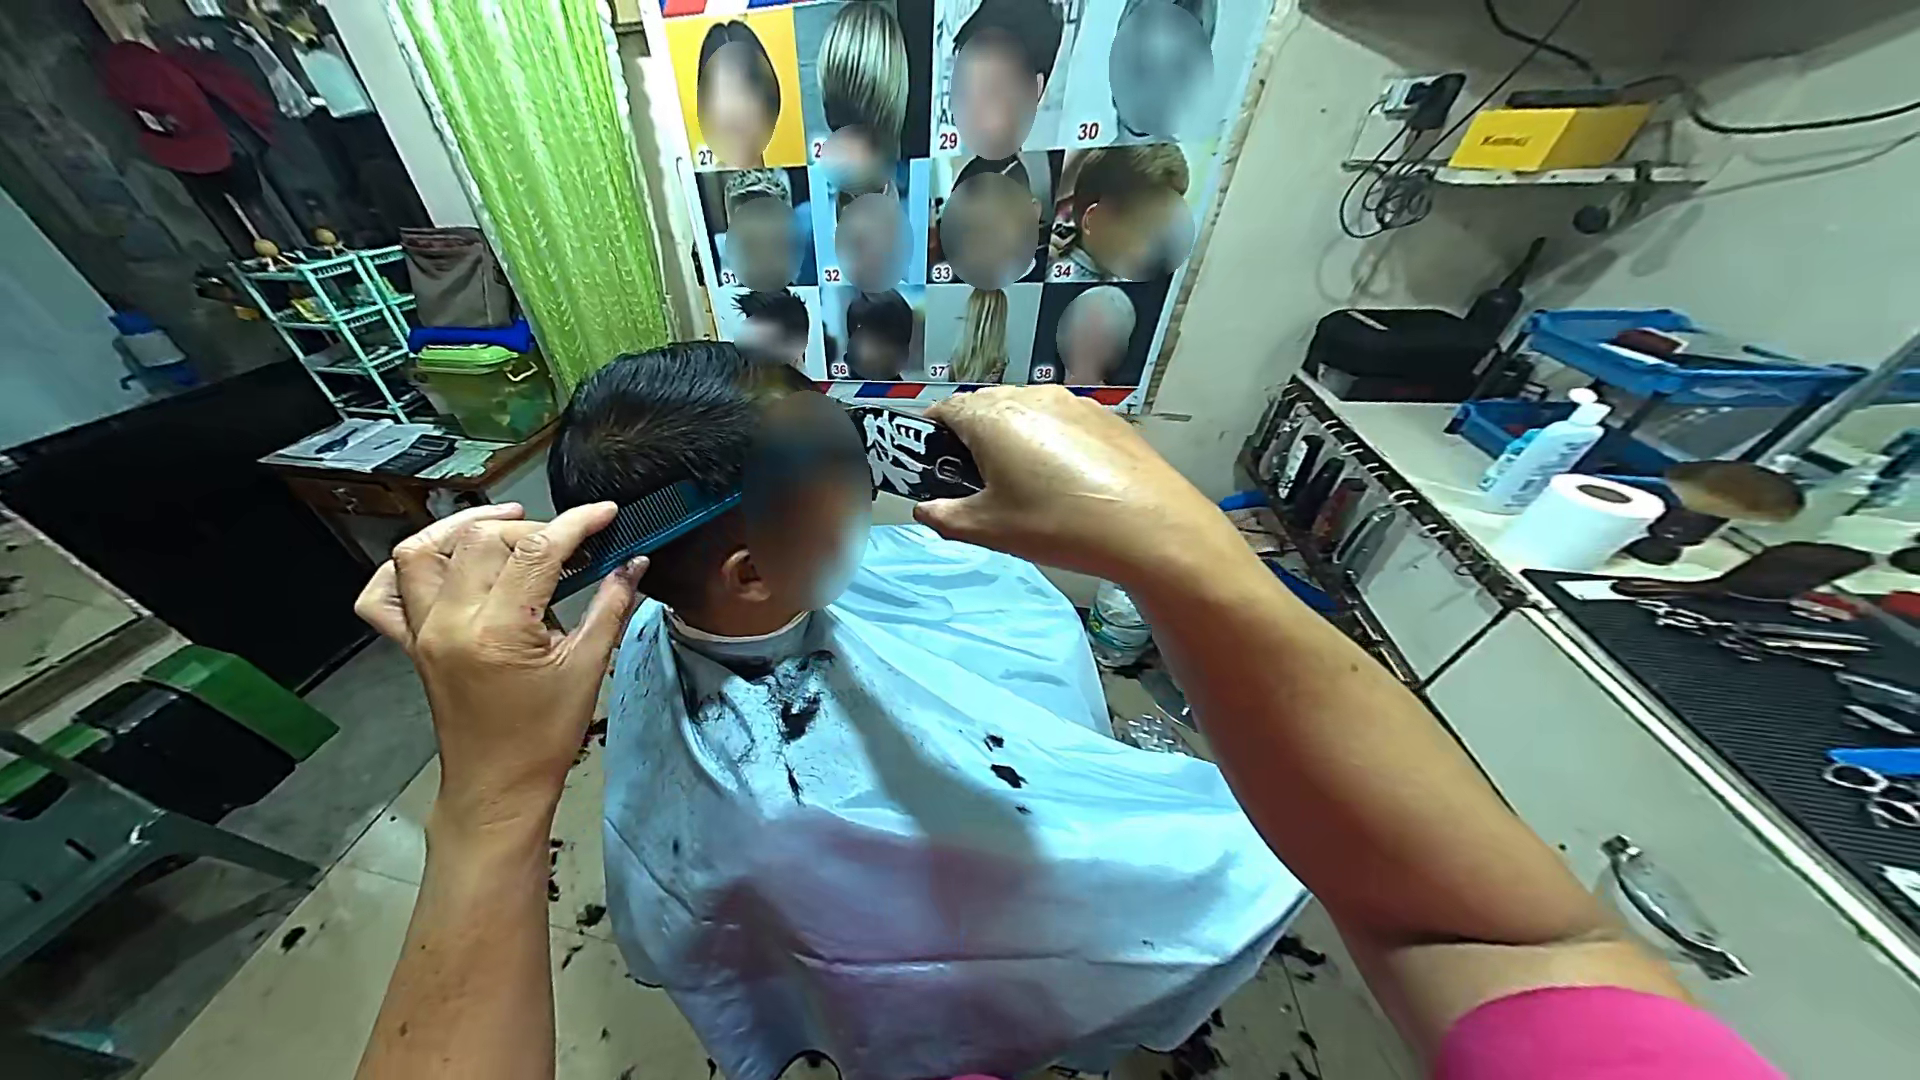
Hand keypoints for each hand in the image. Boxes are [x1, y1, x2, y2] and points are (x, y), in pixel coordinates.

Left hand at [354, 503, 646, 829]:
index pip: (537, 551)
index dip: (577, 523)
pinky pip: (383, 593)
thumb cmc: (549, 730)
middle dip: (533, 527)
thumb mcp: (590, 664)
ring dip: (465, 527)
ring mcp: (420, 631)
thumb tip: (634, 563)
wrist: (499, 781)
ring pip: (421, 552)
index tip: (606, 513)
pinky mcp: (408, 643)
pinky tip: (444, 557)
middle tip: (572, 540)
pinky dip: (407, 565)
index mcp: (498, 630)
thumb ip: (612, 604)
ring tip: (510, 522)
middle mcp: (448, 622)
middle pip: (480, 540)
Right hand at [914, 386, 1242, 588]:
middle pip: (985, 407)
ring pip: (1025, 411)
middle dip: (970, 437)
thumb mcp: (989, 529)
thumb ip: (945, 516)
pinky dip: (1049, 440)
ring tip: (1024, 481)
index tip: (930, 463)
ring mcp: (1074, 402)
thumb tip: (925, 509)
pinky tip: (1066, 479)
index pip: (944, 410)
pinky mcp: (1106, 416)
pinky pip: (1061, 420)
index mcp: (993, 416)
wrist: (1150, 526)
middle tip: (976, 480)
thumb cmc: (1056, 524)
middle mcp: (1031, 396)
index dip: (928, 435)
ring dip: (1011, 436)